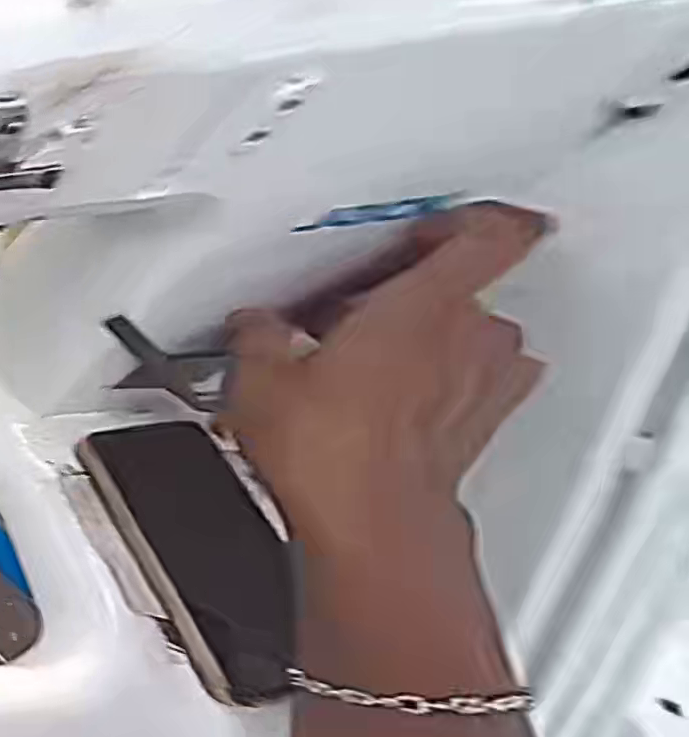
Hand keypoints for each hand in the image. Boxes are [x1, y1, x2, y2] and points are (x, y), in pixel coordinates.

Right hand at [222, 203, 548, 555]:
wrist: (366, 514)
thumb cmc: (325, 449)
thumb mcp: (257, 379)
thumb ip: (256, 336)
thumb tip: (252, 325)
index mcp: (419, 306)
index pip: (484, 230)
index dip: (454, 221)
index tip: (415, 235)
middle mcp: (469, 333)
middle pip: (452, 287)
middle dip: (394, 299)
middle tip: (341, 321)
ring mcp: (483, 376)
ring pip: (460, 333)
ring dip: (413, 340)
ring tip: (352, 368)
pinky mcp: (480, 416)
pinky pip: (469, 376)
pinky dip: (431, 378)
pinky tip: (378, 402)